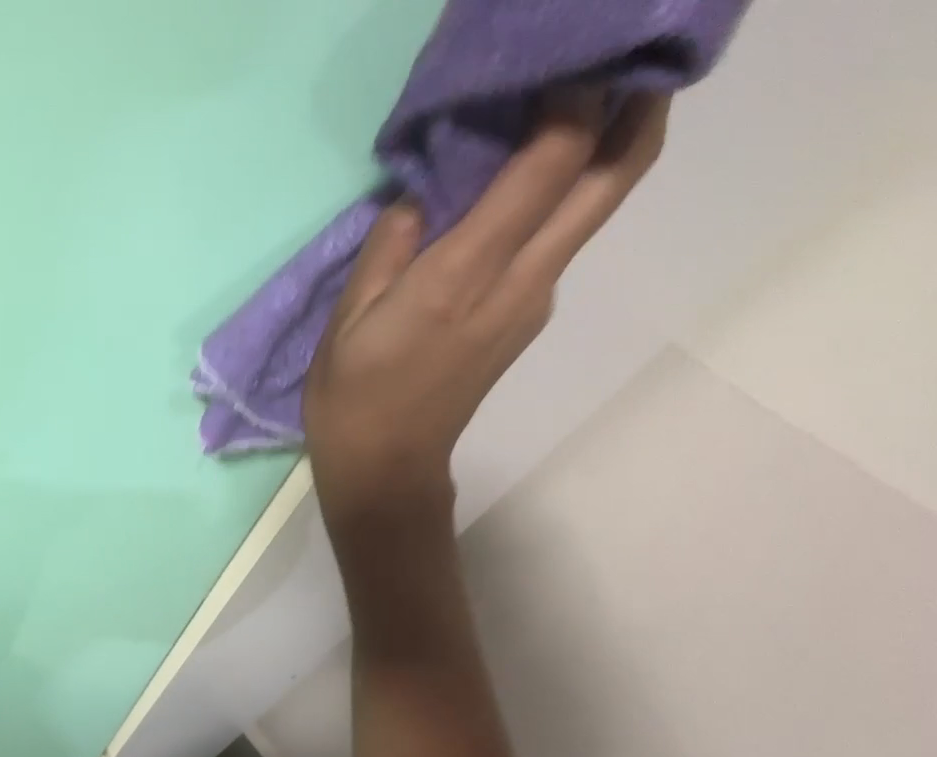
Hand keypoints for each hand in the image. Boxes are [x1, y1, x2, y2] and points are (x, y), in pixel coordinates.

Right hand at [303, 89, 669, 533]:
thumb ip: (388, 249)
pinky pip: (555, 243)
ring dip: (600, 153)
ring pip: (590, 211)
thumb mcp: (347, 319)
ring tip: (570, 111)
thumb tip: (422, 199)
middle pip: (610, 181)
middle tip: (628, 64)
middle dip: (637, 112)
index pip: (549, 167)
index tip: (566, 62)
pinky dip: (555, 200)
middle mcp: (520, 280)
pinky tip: (518, 190)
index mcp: (465, 274)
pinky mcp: (527, 317)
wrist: (388, 468)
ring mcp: (534, 300)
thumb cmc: (352, 396)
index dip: (575, 102)